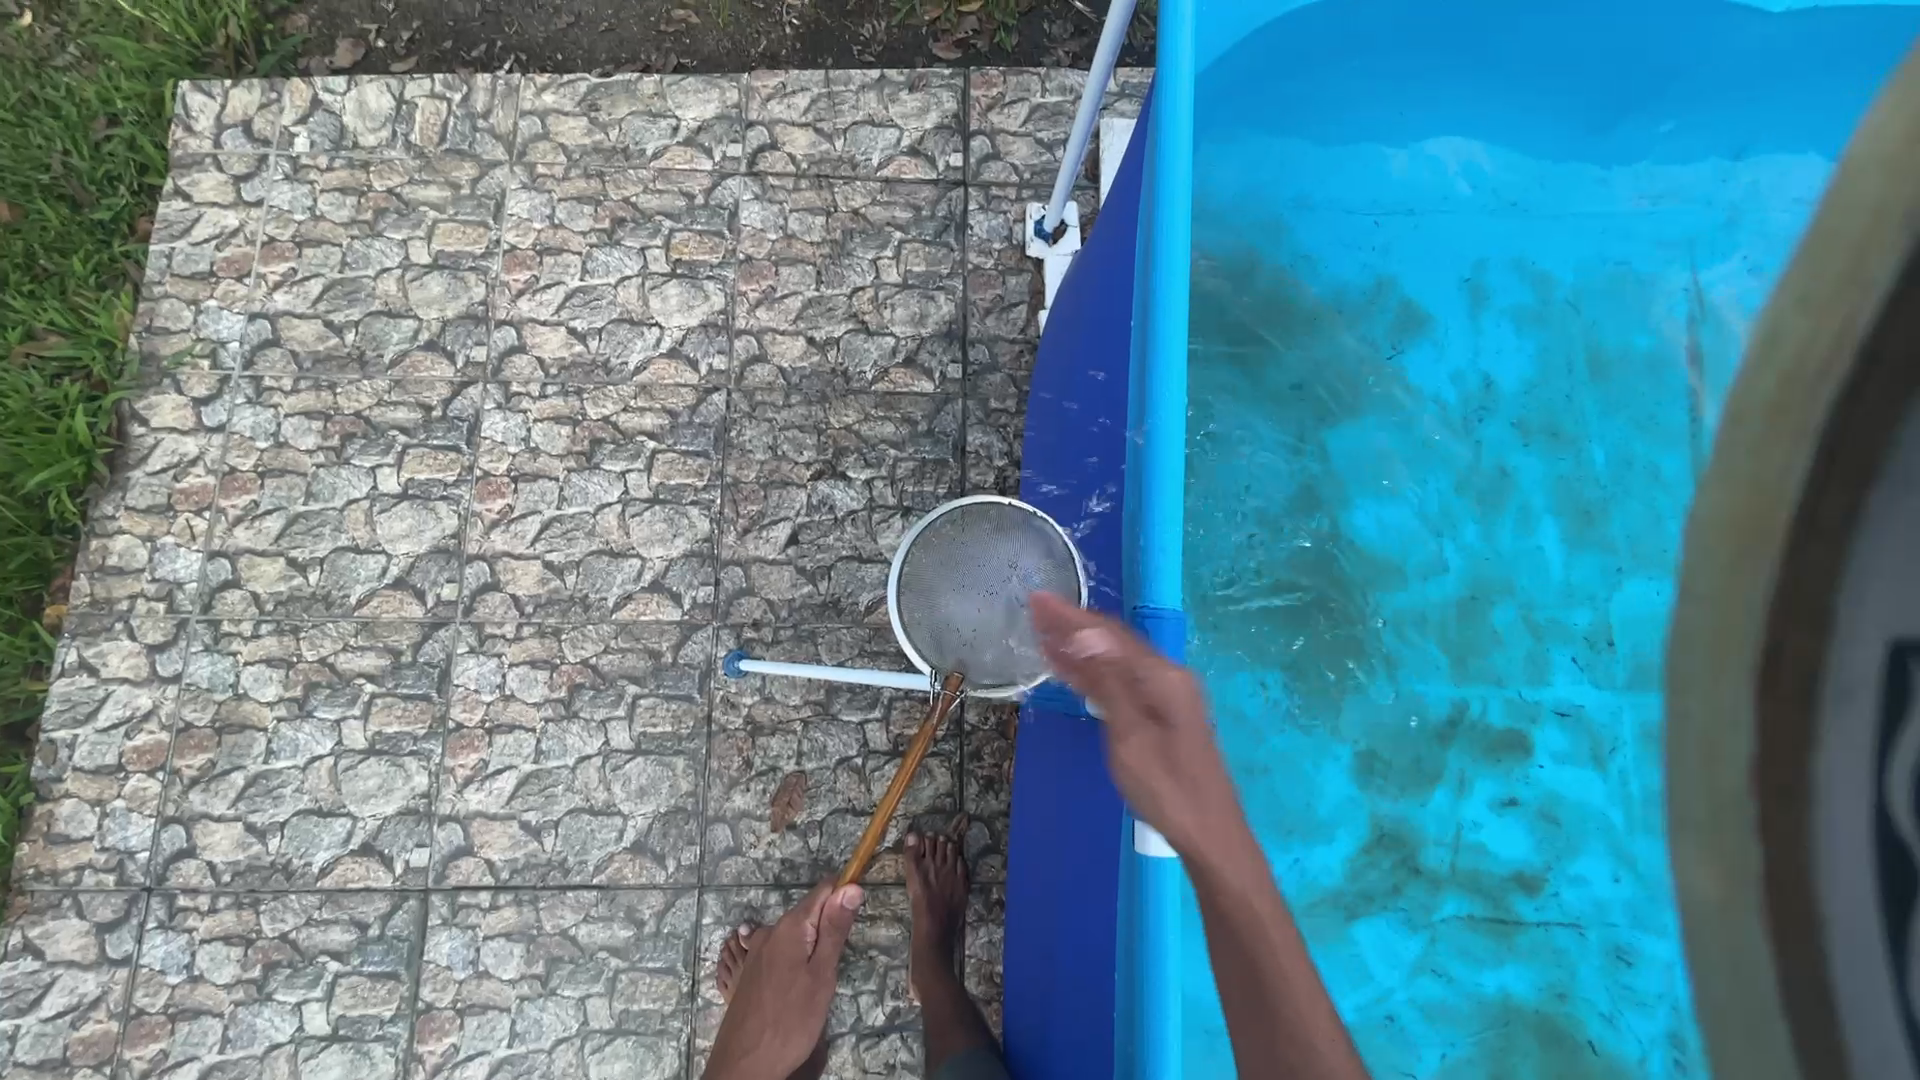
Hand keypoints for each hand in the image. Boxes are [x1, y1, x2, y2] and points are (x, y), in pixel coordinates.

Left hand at [704, 881, 864, 1079]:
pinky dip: (796, 963)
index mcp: (790, 926)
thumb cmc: (790, 1022)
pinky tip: (795, 994)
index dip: (844, 898)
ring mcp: (756, 950)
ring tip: (815, 987)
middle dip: (828, 932)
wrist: (742, 1067)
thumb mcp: (821, 975)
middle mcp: (770, 930)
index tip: (853, 926)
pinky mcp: (751, 970)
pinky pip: (781, 952)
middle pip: (810, 914)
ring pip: (796, 936)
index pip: (824, 890)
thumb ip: (835, 929)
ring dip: (812, 950)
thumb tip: (852, 886)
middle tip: (832, 970)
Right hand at [1030, 592, 1248, 863]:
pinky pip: (1120, 681)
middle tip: (1035, 611)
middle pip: (1112, 642)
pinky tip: (1070, 669)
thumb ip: (1108, 682)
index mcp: (1162, 676)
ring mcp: (1164, 695)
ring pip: (1114, 660)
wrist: (1209, 834)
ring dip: (1079, 647)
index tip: (1039, 600)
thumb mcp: (1130, 735)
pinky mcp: (1159, 713)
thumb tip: (1086, 633)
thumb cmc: (1167, 788)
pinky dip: (1093, 672)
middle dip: (1073, 626)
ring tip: (1043, 632)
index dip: (1071, 617)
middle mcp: (1165, 676)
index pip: (1109, 635)